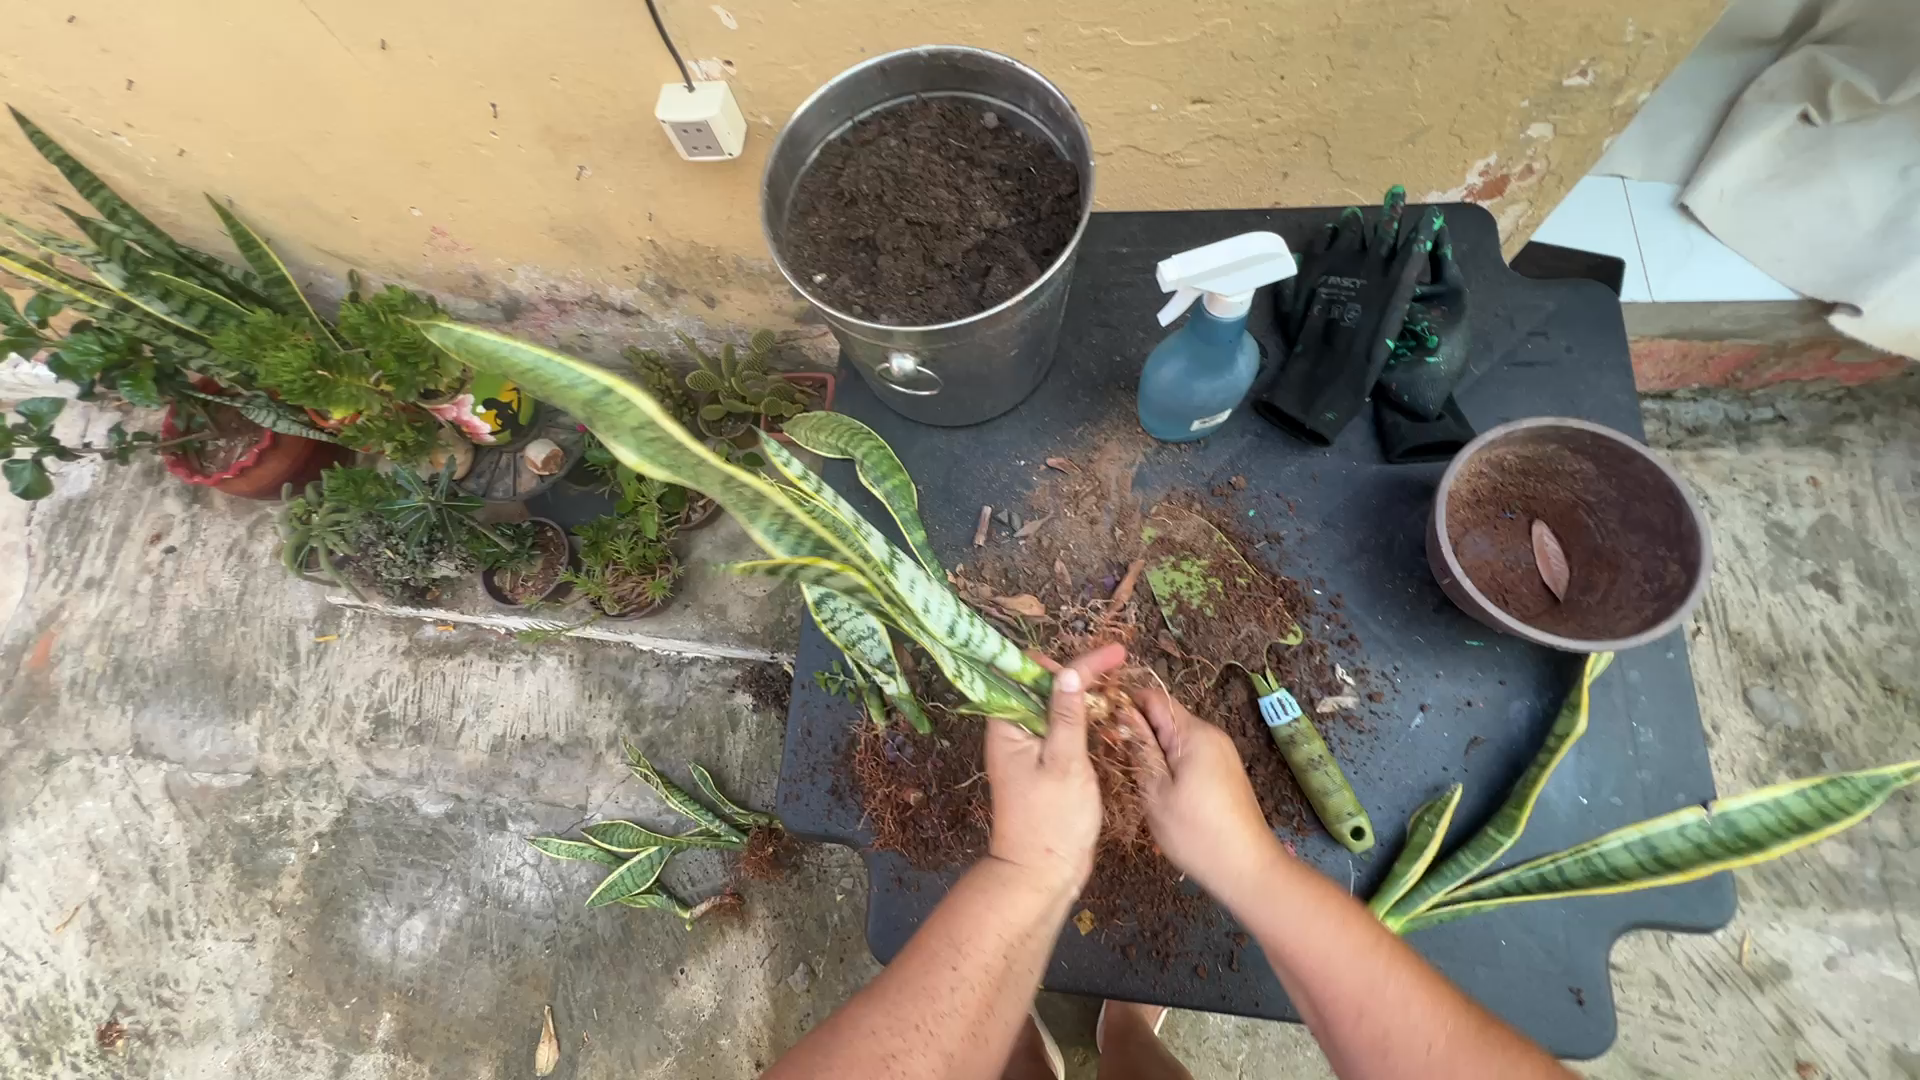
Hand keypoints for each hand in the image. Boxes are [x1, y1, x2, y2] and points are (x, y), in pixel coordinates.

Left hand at [984, 643, 1127, 899]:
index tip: (1113, 653)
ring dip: (1082, 690)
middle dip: (1078, 669)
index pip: (1036, 675)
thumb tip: (1068, 673)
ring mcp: (1028, 746)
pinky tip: (1104, 710)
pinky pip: (1061, 726)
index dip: (1073, 660)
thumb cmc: (1051, 820)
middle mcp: (1013, 730)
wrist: (1042, 874)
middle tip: (1117, 660)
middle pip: (1043, 685)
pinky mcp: (1044, 762)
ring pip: (1055, 704)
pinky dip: (1082, 715)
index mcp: (1008, 724)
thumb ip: (1067, 717)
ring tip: (1115, 675)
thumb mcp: (1063, 763)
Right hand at [1129, 681, 1287, 902]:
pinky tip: (1158, 788)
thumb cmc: (1197, 832)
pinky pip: (1189, 753)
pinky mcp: (1223, 770)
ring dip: (1153, 749)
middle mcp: (1210, 734)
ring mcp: (1220, 753)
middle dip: (1138, 730)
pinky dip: (1169, 763)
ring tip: (1133, 775)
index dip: (1126, 704)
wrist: (1249, 871)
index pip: (1154, 697)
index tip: (1105, 726)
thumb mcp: (1156, 791)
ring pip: (1175, 737)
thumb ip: (1139, 747)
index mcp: (1194, 733)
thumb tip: (1121, 711)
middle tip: (1115, 756)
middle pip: (1165, 716)